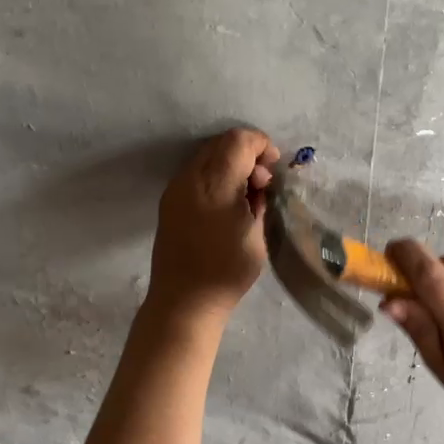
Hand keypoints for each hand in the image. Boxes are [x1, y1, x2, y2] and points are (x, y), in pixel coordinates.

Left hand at [146, 128, 278, 318]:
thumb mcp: (256, 234)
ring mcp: (175, 189)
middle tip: (263, 182)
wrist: (183, 302)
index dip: (262, 145)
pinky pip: (196, 174)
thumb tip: (258, 181)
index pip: (239, 141)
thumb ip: (259, 199)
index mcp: (215, 184)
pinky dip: (216, 176)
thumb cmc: (227, 271)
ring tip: (246, 194)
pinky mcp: (169, 202)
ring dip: (231, 164)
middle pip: (221, 143)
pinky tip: (227, 203)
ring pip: (207, 156)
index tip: (274, 168)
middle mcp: (190, 178)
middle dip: (247, 153)